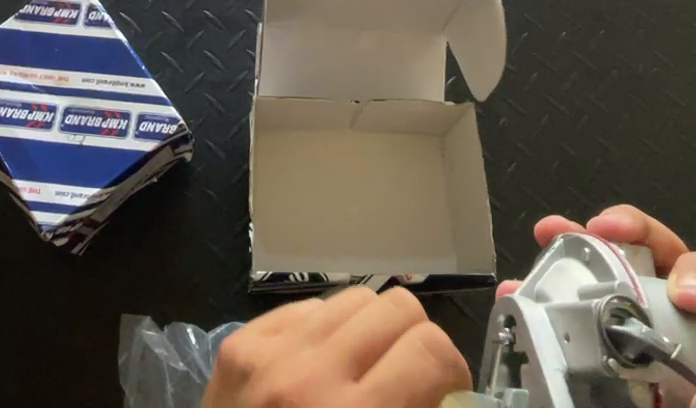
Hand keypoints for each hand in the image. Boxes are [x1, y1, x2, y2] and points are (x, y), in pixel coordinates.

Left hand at [203, 286, 471, 407]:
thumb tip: (455, 399)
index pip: (430, 350)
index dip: (451, 370)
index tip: (446, 392)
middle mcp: (310, 375)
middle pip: (397, 307)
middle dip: (415, 341)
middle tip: (409, 378)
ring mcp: (270, 353)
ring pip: (354, 298)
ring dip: (370, 331)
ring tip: (363, 369)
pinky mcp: (240, 344)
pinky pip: (307, 308)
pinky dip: (324, 333)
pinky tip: (318, 369)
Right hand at [497, 205, 695, 407]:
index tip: (684, 290)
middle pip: (669, 272)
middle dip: (634, 238)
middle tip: (598, 229)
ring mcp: (647, 372)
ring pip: (617, 295)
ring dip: (582, 258)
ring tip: (552, 237)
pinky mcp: (603, 389)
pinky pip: (577, 341)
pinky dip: (547, 310)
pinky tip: (517, 299)